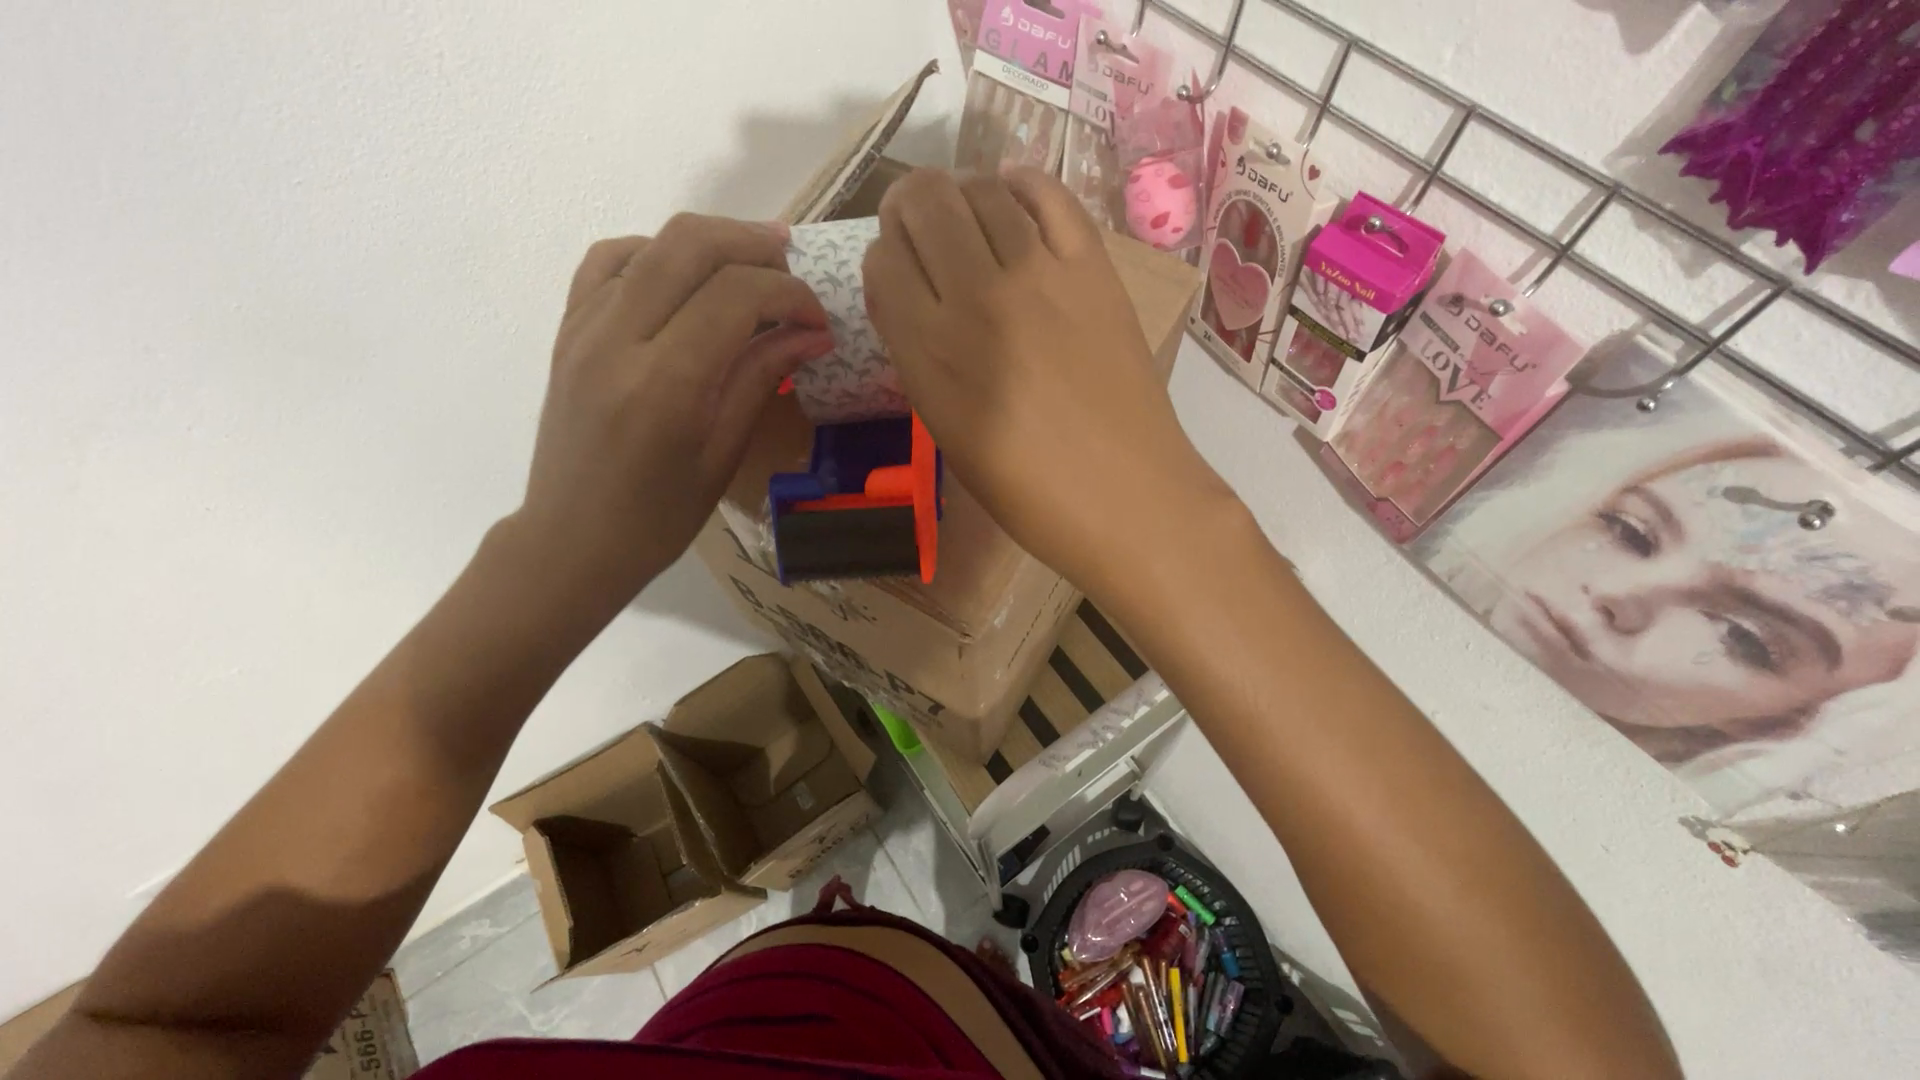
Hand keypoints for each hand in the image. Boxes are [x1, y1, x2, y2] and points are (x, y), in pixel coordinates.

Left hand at [507, 215, 831, 614]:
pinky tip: (684, 278)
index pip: (735, 295)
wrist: (570, 541)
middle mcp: (617, 341)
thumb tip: (811, 333)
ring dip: (711, 242)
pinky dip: (655, 254)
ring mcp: (583, 329)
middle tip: (794, 268)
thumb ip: (760, 379)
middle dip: (754, 246)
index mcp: (664, 386)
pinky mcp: (566, 329)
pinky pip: (609, 261)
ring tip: (751, 265)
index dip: (789, 293)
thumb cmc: (657, 519)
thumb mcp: (722, 456)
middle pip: (691, 246)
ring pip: (652, 243)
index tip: (818, 319)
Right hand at [862, 167, 1229, 583]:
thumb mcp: (946, 430)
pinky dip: (1020, 185)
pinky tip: (1010, 197)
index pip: (882, 261)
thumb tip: (902, 290)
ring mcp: (1040, 275)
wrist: (1125, 497)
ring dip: (960, 195)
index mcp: (930, 352)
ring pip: (980, 190)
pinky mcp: (1093, 267)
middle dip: (908, 207)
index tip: (897, 272)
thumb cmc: (1026, 488)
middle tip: (920, 229)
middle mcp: (977, 298)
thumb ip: (915, 354)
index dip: (883, 257)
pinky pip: (1049, 195)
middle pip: (924, 204)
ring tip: (965, 220)